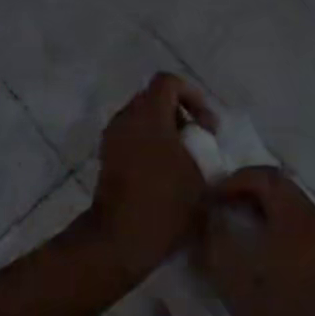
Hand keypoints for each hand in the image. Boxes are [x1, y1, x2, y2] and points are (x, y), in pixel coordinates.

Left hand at [86, 72, 217, 277]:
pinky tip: (164, 169)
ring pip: (141, 115)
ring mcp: (112, 133)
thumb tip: (205, 143)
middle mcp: (126, 116)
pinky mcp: (107, 151)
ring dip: (164, 127)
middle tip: (199, 141)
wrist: (122, 234)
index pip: (167, 81)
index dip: (192, 95)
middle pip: (153, 97)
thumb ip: (205, 151)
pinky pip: (131, 132)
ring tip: (185, 158)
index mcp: (148, 114)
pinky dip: (149, 140)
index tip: (208, 125)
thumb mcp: (202, 178)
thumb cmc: (166, 203)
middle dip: (179, 112)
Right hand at [198, 167, 314, 315]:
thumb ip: (215, 232)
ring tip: (246, 237)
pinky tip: (274, 265)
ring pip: (302, 218)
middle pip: (287, 193)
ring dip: (271, 217)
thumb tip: (210, 210)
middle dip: (252, 195)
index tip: (212, 198)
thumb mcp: (230, 275)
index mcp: (301, 223)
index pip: (265, 176)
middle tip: (226, 210)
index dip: (234, 180)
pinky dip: (289, 238)